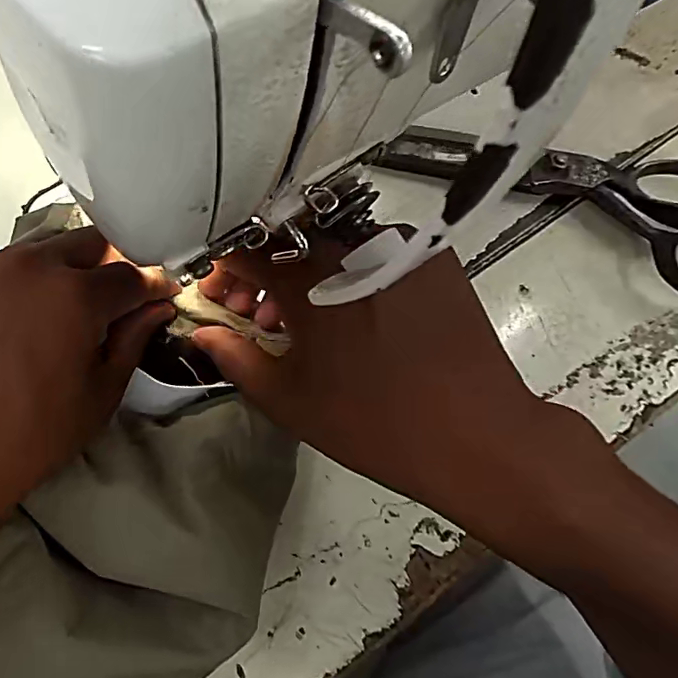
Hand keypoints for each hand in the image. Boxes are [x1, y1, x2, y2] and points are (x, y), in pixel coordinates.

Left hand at [0, 227, 176, 523]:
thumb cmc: (30, 437)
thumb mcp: (99, 395)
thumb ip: (132, 341)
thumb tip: (156, 308)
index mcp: (75, 296)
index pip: (130, 274)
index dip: (153, 285)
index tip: (162, 294)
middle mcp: (29, 267)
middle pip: (87, 243)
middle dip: (110, 265)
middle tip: (113, 301)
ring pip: (40, 250)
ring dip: (62, 270)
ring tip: (60, 311)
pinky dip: (18, 284)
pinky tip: (13, 321)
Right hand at [191, 236, 594, 517]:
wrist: (474, 434)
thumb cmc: (375, 423)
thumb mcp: (289, 398)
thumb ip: (234, 357)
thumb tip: (203, 332)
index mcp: (312, 280)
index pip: (248, 250)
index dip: (224, 270)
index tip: (221, 296)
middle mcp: (355, 248)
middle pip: (290, 243)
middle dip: (261, 276)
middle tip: (256, 318)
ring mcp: (399, 249)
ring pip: (332, 247)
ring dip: (305, 277)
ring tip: (301, 325)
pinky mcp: (431, 259)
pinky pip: (373, 255)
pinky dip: (348, 277)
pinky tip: (350, 318)